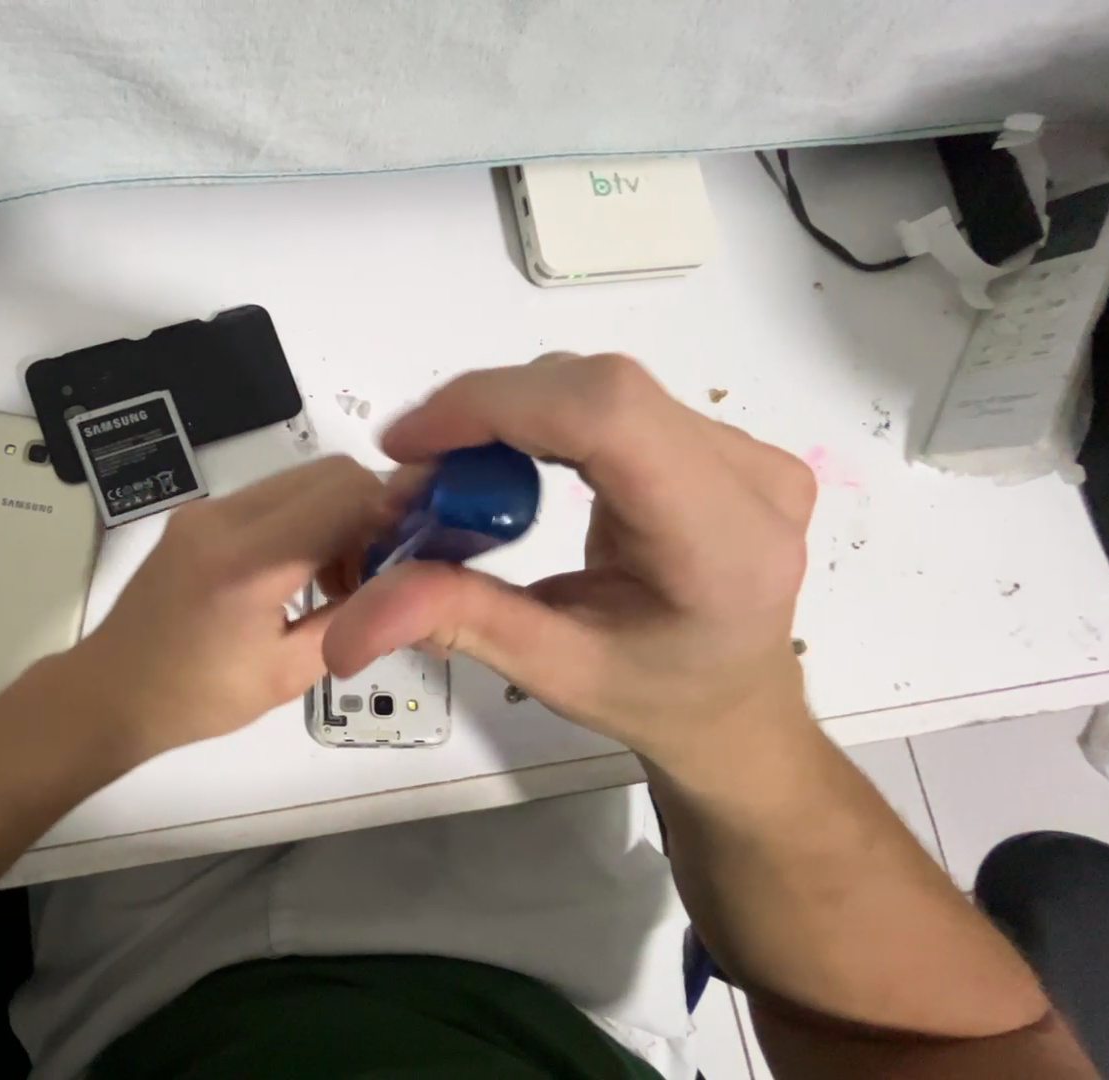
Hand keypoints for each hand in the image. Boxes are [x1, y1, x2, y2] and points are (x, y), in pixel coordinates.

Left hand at [61, 456, 387, 759]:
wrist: (112, 689)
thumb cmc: (198, 696)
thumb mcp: (289, 672)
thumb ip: (351, 618)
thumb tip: (399, 581)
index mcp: (249, 561)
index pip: (347, 492)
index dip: (391, 513)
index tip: (406, 557)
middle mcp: (225, 517)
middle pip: (329, 473)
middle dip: (367, 513)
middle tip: (370, 573)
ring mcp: (206, 510)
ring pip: (301, 480)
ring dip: (335, 516)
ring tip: (333, 580)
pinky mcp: (197, 514)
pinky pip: (271, 496)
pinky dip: (302, 520)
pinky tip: (298, 572)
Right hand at [322, 353, 816, 764]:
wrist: (732, 702)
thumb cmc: (654, 698)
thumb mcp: (552, 671)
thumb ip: (459, 621)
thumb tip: (358, 609)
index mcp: (721, 544)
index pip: (607, 417)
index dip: (493, 406)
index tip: (406, 445)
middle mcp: (750, 477)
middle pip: (596, 390)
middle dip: (482, 414)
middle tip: (415, 473)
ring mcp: (741, 450)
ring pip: (595, 385)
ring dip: (502, 415)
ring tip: (451, 476)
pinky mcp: (714, 442)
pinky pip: (605, 400)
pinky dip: (531, 420)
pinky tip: (501, 464)